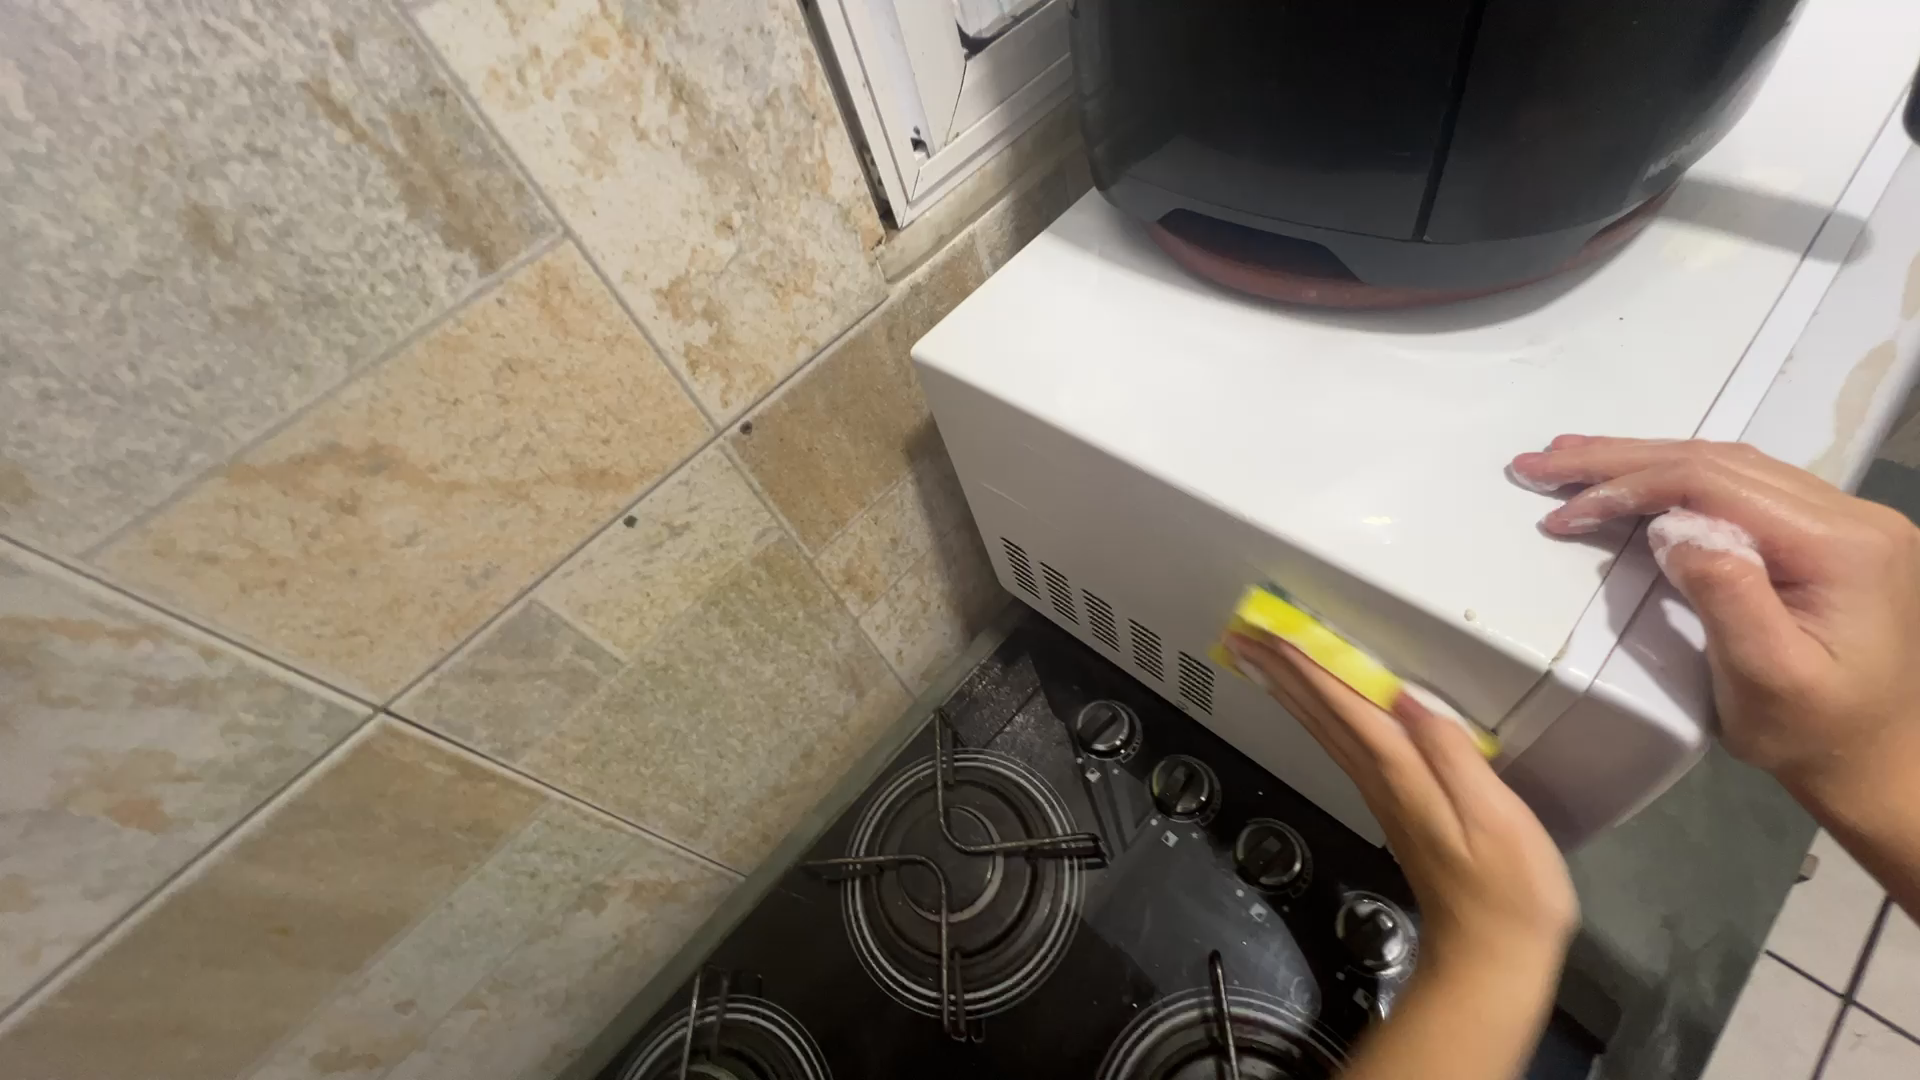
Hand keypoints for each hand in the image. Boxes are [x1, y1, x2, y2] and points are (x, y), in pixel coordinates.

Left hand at [1223, 633, 1576, 969]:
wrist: (1488, 952)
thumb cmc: (1506, 887)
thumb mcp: (1494, 817)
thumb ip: (1450, 752)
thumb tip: (1406, 698)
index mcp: (1396, 768)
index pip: (1340, 701)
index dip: (1305, 662)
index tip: (1269, 632)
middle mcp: (1372, 772)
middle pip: (1314, 708)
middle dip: (1277, 667)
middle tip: (1240, 634)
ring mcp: (1372, 786)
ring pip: (1315, 723)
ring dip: (1283, 686)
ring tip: (1253, 658)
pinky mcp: (1381, 798)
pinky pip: (1329, 739)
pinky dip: (1307, 712)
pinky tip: (1301, 703)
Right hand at [1509, 435, 1919, 793]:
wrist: (1871, 760)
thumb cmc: (1811, 727)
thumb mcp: (1765, 671)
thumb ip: (1726, 592)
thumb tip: (1670, 530)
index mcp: (1840, 542)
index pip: (1711, 484)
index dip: (1625, 489)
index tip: (1560, 517)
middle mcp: (1846, 516)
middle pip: (1712, 460)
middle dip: (1614, 459)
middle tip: (1538, 462)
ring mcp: (1834, 521)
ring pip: (1717, 464)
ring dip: (1633, 459)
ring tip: (1564, 457)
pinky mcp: (1811, 535)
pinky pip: (1727, 484)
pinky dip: (1661, 475)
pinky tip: (1624, 475)